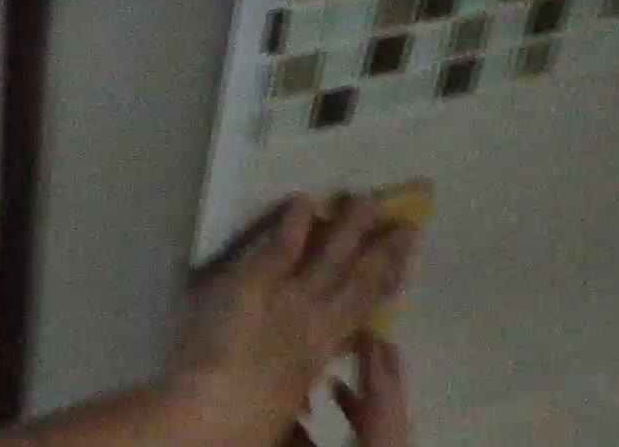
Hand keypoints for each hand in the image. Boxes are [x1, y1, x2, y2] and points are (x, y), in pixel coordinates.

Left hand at [166, 195, 417, 445]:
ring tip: (366, 199)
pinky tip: (303, 201)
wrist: (212, 415)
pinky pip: (279, 250)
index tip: (402, 260)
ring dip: (349, 228)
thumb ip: (303, 382)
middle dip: (384, 250)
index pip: (362, 308)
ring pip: (328, 259)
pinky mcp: (252, 287)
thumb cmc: (246, 417)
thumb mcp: (286, 400)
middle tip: (406, 222)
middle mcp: (315, 323)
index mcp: (323, 349)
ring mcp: (286, 302)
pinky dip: (291, 224)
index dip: (386, 283)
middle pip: (358, 280)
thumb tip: (316, 391)